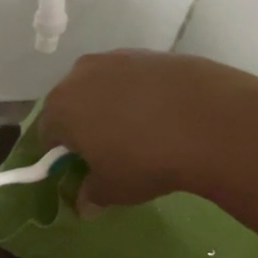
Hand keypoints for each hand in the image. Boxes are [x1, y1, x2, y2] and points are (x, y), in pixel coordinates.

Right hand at [40, 49, 257, 207]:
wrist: (210, 121)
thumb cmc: (146, 160)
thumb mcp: (114, 190)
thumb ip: (92, 195)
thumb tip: (84, 204)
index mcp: (60, 107)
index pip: (47, 134)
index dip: (62, 156)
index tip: (83, 170)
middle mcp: (80, 74)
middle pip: (73, 103)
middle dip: (85, 125)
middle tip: (111, 151)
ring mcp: (117, 59)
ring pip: (103, 87)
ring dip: (113, 106)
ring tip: (143, 132)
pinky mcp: (150, 53)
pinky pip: (135, 79)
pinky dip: (142, 95)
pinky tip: (166, 115)